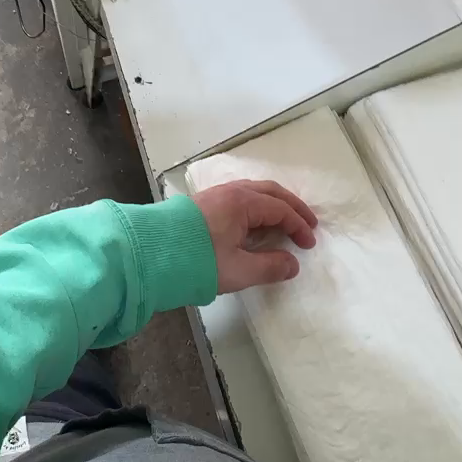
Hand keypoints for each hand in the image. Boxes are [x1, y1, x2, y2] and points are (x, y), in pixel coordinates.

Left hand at [193, 180, 318, 293]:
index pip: (279, 209)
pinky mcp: (204, 203)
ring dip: (274, 204)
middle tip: (309, 224)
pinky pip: (240, 197)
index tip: (309, 245)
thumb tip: (292, 263)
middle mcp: (230, 191)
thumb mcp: (238, 270)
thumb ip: (269, 267)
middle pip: (269, 192)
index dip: (298, 226)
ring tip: (285, 221)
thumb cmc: (198, 260)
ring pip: (253, 192)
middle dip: (292, 206)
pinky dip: (257, 206)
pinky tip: (256, 221)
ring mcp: (215, 195)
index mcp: (242, 202)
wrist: (152, 251)